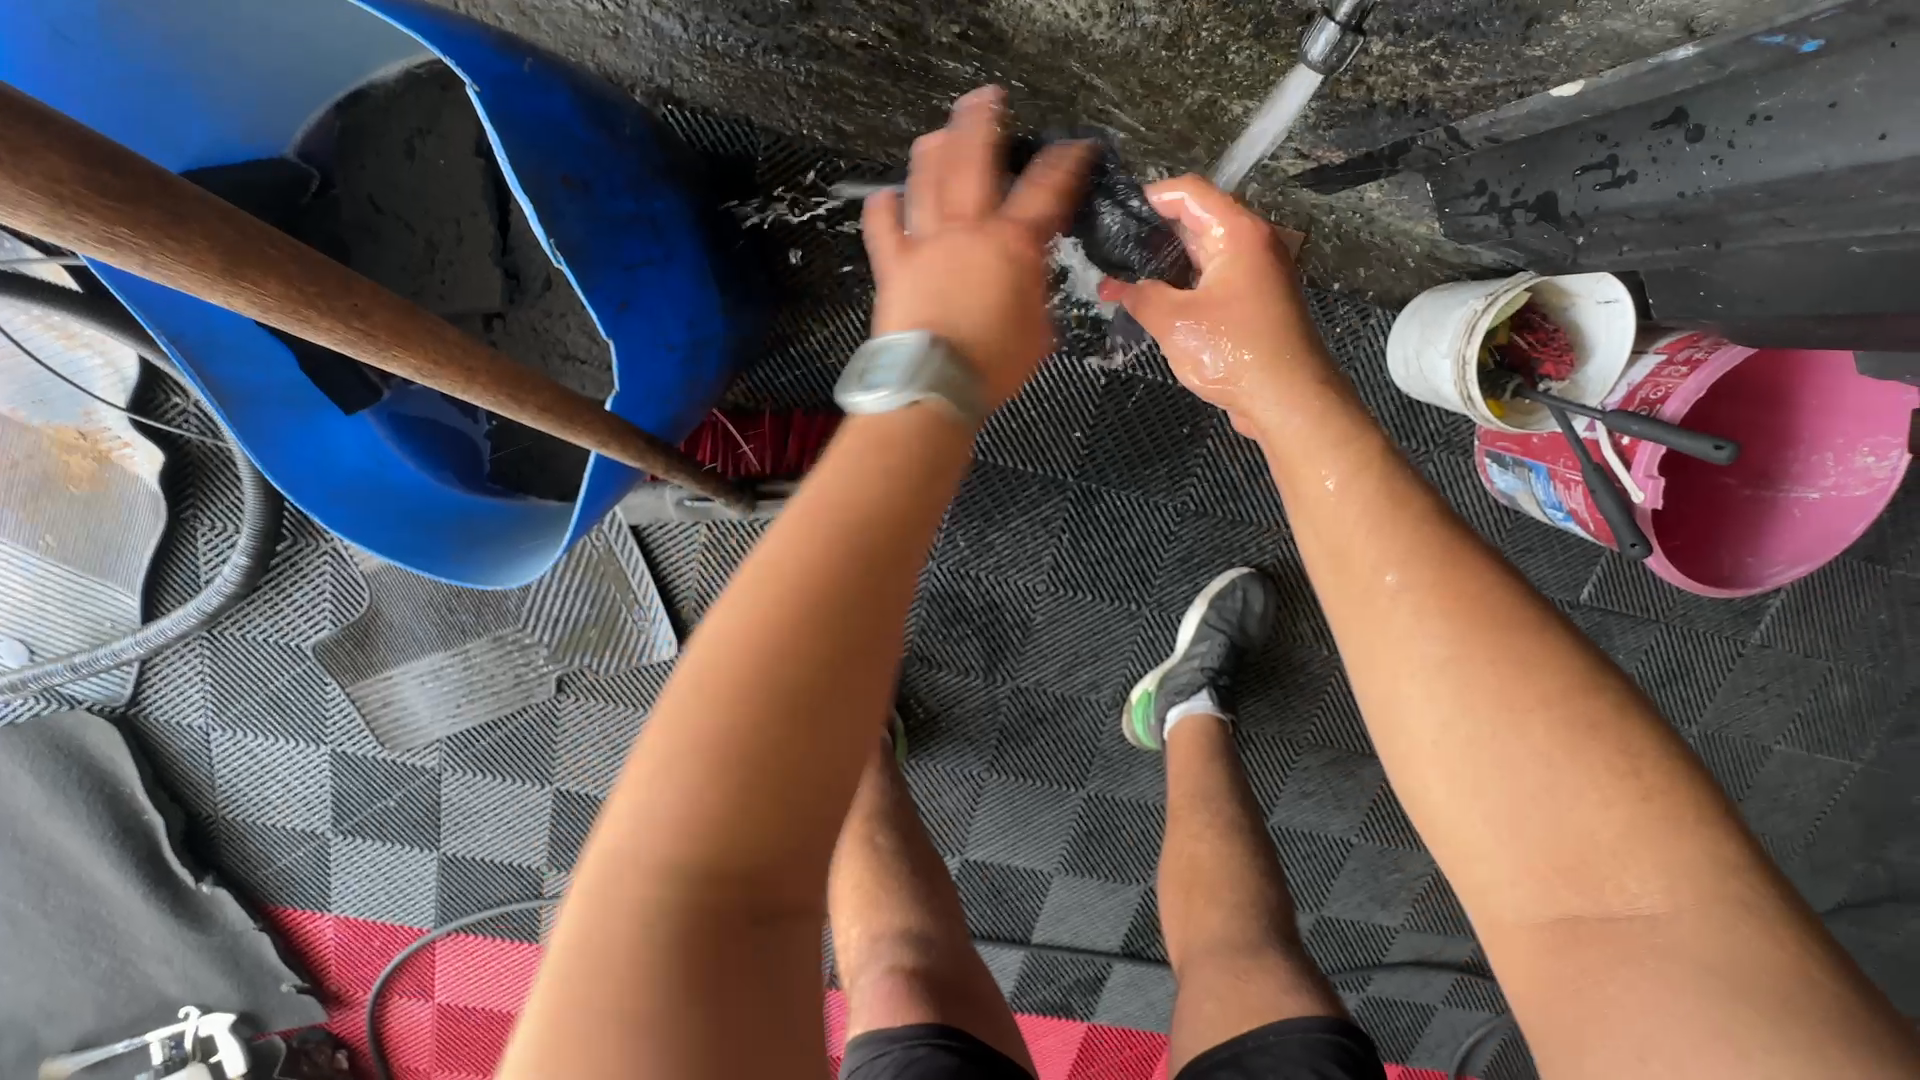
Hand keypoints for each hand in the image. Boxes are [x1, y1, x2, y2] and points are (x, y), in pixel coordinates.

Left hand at [864, 86, 1094, 409]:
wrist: (935, 384)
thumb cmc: (995, 365)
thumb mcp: (1040, 333)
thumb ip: (1037, 295)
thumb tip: (1031, 281)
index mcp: (1014, 245)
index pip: (1048, 190)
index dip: (1067, 162)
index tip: (1077, 146)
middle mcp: (969, 230)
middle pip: (975, 160)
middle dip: (984, 123)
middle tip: (988, 98)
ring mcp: (927, 243)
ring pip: (928, 180)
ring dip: (934, 150)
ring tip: (939, 131)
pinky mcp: (893, 265)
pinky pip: (883, 227)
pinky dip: (883, 208)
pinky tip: (884, 195)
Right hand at [1098, 175, 1336, 432]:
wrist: (1288, 399)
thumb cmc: (1233, 352)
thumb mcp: (1174, 322)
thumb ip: (1140, 296)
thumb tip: (1112, 285)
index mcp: (1237, 233)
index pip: (1189, 192)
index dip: (1149, 197)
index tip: (1114, 215)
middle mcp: (1252, 244)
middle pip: (1197, 220)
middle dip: (1152, 233)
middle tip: (1109, 251)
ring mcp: (1256, 274)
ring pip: (1203, 254)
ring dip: (1166, 264)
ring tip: (1123, 278)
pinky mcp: (1255, 302)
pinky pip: (1213, 280)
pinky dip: (1184, 285)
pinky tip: (1154, 303)